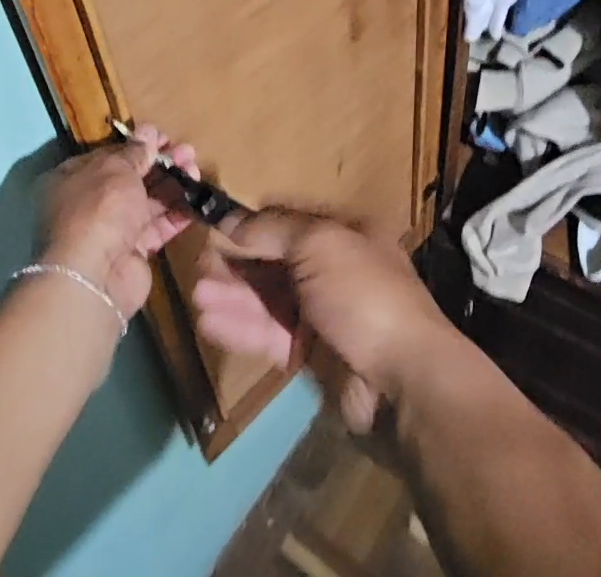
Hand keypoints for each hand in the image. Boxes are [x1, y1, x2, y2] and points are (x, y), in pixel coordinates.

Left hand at [37, 124, 195, 317]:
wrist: (97, 273)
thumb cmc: (100, 208)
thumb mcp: (116, 169)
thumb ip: (134, 152)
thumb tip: (147, 132)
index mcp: (72, 178)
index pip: (109, 156)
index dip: (138, 145)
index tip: (164, 137)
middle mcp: (88, 203)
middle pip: (130, 178)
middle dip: (160, 164)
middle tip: (188, 153)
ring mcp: (110, 229)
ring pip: (145, 202)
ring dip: (172, 186)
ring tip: (197, 172)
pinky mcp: (132, 252)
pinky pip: (156, 228)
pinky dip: (175, 215)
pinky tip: (196, 202)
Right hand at [191, 210, 462, 431]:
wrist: (402, 379)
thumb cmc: (363, 295)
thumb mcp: (319, 243)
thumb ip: (271, 230)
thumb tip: (229, 221)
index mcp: (346, 236)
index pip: (289, 224)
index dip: (252, 227)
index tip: (214, 231)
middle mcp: (335, 271)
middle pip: (275, 263)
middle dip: (236, 265)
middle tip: (199, 270)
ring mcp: (323, 315)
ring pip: (269, 300)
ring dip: (233, 297)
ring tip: (198, 298)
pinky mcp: (312, 355)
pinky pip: (270, 335)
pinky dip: (241, 328)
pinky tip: (211, 324)